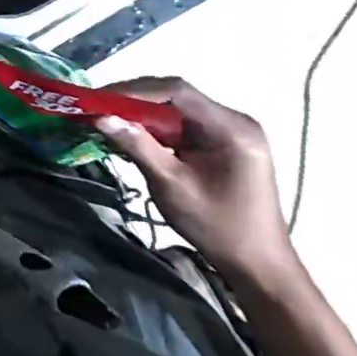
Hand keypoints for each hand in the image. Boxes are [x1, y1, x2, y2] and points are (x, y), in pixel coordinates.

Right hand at [95, 77, 297, 287]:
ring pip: (178, 110)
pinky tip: (134, 134)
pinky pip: (185, 125)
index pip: (177, 91)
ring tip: (109, 118)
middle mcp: (234, 121)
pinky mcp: (224, 143)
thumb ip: (137, 146)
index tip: (100, 98)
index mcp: (231, 128)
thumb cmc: (216, 227)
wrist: (258, 265)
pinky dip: (157, 127)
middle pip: (177, 97)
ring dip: (144, 113)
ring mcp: (231, 131)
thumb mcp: (171, 185)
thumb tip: (100, 117)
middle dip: (135, 100)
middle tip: (98, 107)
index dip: (135, 90)